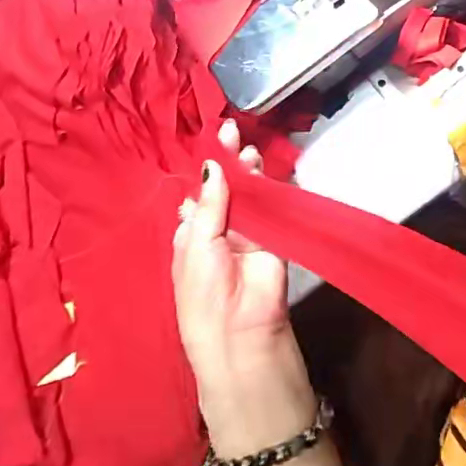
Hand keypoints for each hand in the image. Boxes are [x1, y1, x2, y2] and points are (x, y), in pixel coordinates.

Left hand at [174, 121, 317, 454]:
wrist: (240, 332)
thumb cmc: (203, 291)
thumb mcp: (198, 243)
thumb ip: (210, 202)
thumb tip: (214, 164)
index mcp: (192, 235)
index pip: (199, 194)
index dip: (206, 168)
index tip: (214, 139)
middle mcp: (219, 230)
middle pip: (224, 188)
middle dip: (227, 161)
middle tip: (232, 133)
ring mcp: (247, 233)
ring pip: (248, 193)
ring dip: (248, 169)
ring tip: (248, 148)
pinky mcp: (272, 237)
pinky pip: (270, 206)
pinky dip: (269, 185)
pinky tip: (264, 166)